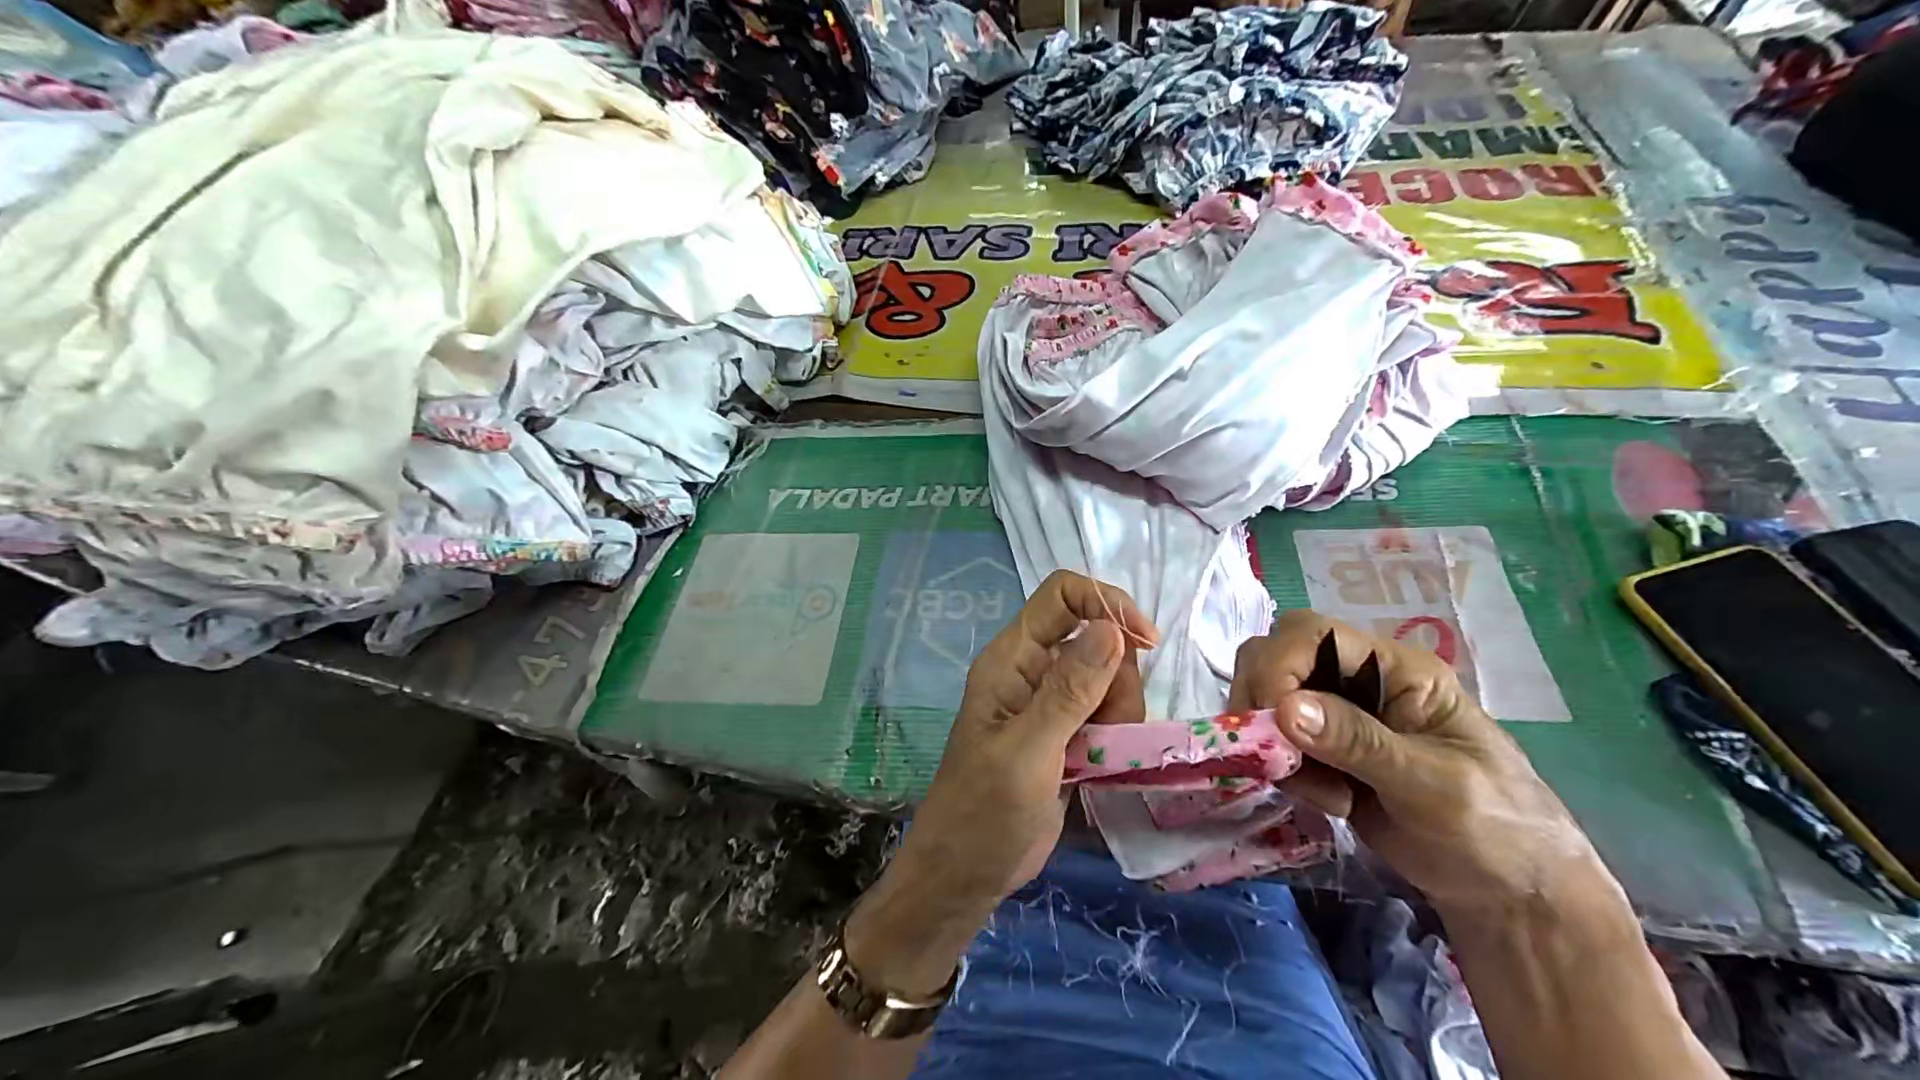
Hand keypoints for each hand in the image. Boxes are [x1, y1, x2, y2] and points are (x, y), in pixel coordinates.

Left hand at [845, 571, 1155, 993]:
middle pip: (1100, 638)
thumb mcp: (1027, 752)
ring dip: (1119, 715)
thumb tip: (1111, 628)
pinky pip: (1113, 714)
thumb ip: (1069, 691)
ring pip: (1114, 679)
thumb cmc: (983, 811)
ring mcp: (1054, 703)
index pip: (1062, 595)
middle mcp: (1034, 670)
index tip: (1144, 642)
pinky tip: (1097, 768)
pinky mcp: (1071, 734)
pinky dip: (1118, 736)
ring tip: (1090, 757)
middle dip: (1117, 680)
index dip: (1105, 603)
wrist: (968, 872)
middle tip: (1099, 730)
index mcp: (1013, 658)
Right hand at [1229, 610, 1597, 916]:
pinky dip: (1282, 770)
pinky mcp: (1322, 753)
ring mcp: (1338, 717)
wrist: (1513, 895)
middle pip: (1275, 654)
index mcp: (1397, 670)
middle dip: (1262, 700)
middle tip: (1279, 754)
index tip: (1275, 723)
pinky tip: (1327, 802)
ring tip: (1318, 791)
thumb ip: (1359, 742)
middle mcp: (1360, 681)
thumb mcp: (1435, 785)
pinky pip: (1274, 742)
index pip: (1312, 634)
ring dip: (1272, 742)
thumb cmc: (1497, 830)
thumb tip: (1284, 708)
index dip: (1279, 666)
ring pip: (1267, 698)